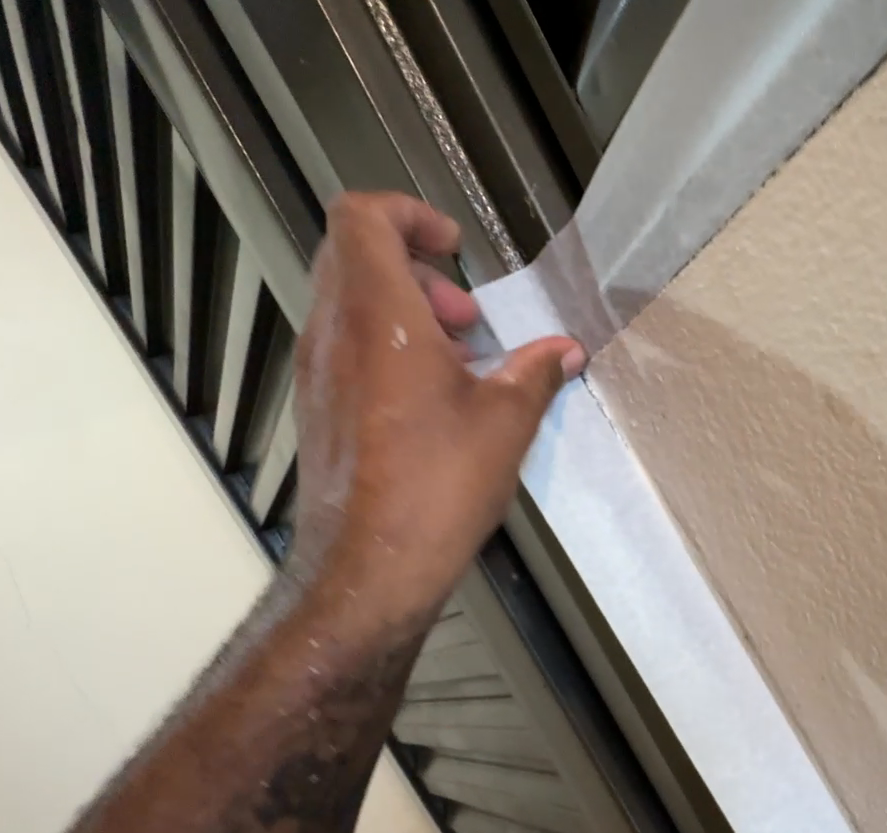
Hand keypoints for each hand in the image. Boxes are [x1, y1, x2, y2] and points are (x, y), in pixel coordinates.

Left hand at [285, 192, 583, 630]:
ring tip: (462, 360)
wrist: (372, 564)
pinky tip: (436, 399)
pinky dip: (391, 347)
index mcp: (378, 318)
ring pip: (350, 302)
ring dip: (408, 311)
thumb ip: (536, 373)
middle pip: (353, 254)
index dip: (409, 213)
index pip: (362, 217)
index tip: (456, 247)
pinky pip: (348, 346)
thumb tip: (567, 350)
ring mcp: (318, 371)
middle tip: (468, 315)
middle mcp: (334, 333)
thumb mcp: (506, 422)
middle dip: (418, 267)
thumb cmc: (440, 484)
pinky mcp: (320, 407)